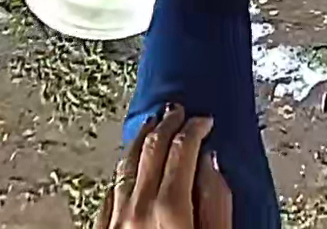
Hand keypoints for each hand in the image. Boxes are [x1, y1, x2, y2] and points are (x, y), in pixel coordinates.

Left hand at [98, 104, 231, 228]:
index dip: (195, 127)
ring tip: (151, 124)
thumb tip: (212, 163)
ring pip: (126, 164)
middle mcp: (138, 210)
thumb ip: (216, 204)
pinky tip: (129, 168)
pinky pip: (110, 193)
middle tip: (178, 110)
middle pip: (153, 147)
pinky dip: (123, 173)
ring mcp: (115, 223)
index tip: (204, 120)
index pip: (183, 148)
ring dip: (142, 139)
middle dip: (168, 123)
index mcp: (170, 211)